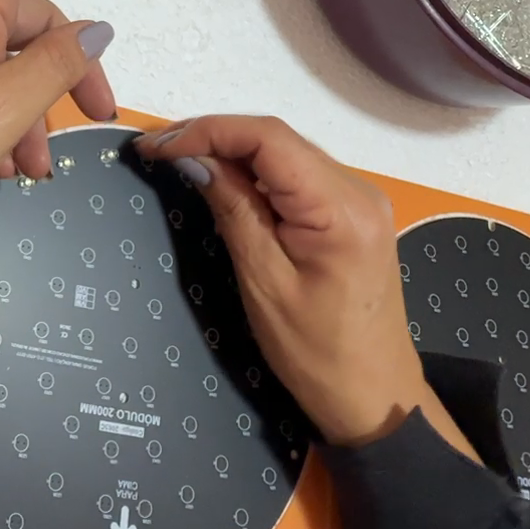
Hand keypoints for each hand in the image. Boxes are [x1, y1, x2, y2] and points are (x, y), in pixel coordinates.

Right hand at [137, 117, 470, 454]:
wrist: (374, 397)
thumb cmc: (315, 351)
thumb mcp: (262, 278)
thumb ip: (231, 206)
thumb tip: (191, 157)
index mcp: (340, 207)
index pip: (267, 138)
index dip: (206, 131)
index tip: (155, 146)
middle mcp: (357, 189)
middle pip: (274, 139)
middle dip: (211, 136)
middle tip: (156, 150)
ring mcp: (357, 198)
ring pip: (282, 151)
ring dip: (227, 149)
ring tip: (176, 158)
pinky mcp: (349, 211)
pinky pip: (292, 173)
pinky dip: (250, 169)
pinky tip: (218, 177)